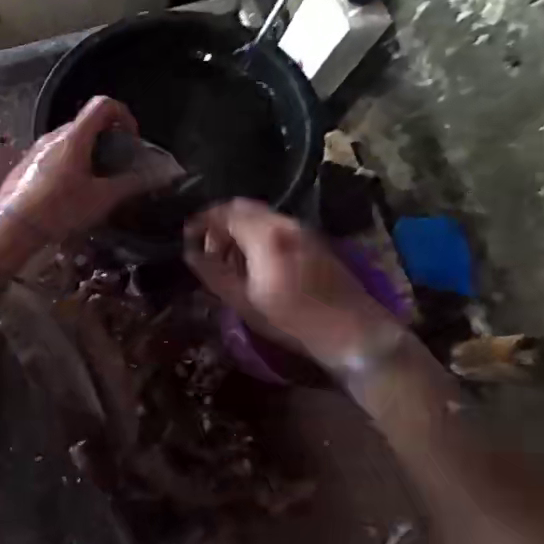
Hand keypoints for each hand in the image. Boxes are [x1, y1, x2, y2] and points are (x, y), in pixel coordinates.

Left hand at [0, 96, 180, 242]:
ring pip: (70, 140)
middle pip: (87, 124)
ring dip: (89, 153)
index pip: (102, 104)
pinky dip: (70, 162)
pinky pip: (54, 154)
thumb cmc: (60, 208)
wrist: (12, 226)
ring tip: (96, 181)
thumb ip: (133, 183)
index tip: (131, 141)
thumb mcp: (102, 198)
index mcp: (73, 136)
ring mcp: (36, 149)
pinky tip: (71, 190)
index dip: (124, 115)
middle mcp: (52, 136)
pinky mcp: (26, 164)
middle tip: (118, 166)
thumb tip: (160, 176)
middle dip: (108, 139)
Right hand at [184, 199, 404, 375]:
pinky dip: (256, 234)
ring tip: (226, 257)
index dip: (200, 220)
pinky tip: (252, 261)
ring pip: (260, 216)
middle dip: (218, 222)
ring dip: (238, 228)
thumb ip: (212, 272)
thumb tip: (190, 252)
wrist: (356, 335)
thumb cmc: (293, 321)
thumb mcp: (242, 301)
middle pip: (242, 207)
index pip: (223, 212)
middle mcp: (285, 224)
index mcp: (265, 236)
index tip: (187, 236)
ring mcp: (304, 231)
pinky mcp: (315, 242)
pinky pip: (276, 226)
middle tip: (205, 245)